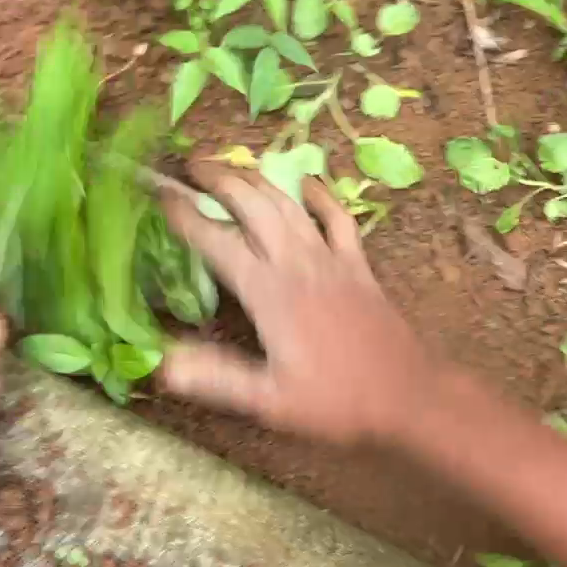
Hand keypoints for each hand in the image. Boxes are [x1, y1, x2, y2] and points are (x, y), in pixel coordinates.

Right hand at [156, 164, 431, 444]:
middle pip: (253, 205)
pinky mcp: (358, 266)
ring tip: (232, 164)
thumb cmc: (338, 402)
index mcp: (269, 293)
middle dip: (218, 179)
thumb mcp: (270, 401)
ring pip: (290, 204)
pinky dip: (319, 195)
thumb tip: (164, 364)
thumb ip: (218, 379)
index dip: (184, 214)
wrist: (407, 394)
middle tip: (189, 165)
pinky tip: (306, 182)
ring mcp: (332, 260)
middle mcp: (298, 264)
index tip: (158, 193)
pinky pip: (338, 218)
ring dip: (258, 178)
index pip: (216, 241)